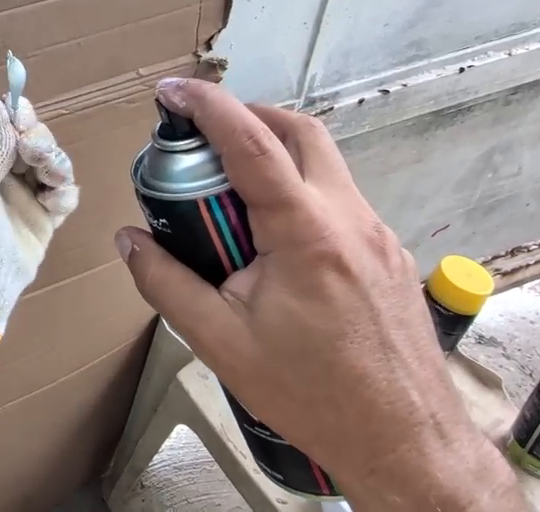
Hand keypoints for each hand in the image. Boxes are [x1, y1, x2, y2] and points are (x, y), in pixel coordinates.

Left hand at [0, 97, 77, 342]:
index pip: (0, 122)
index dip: (16, 115)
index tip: (23, 116)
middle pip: (31, 138)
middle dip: (39, 139)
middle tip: (33, 153)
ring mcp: (21, 196)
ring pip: (51, 163)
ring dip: (55, 162)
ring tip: (49, 177)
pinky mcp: (41, 220)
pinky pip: (63, 194)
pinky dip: (65, 192)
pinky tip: (56, 201)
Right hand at [115, 78, 526, 510]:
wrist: (411, 449)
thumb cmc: (316, 397)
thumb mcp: (221, 343)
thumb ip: (166, 282)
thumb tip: (128, 240)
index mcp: (306, 233)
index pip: (251, 143)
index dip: (206, 105)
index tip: (171, 91)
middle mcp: (349, 219)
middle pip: (300, 131)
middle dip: (248, 115)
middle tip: (203, 132)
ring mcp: (377, 235)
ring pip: (324, 161)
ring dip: (274, 151)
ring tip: (229, 186)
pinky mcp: (389, 255)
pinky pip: (338, 197)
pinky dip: (298, 187)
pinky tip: (271, 235)